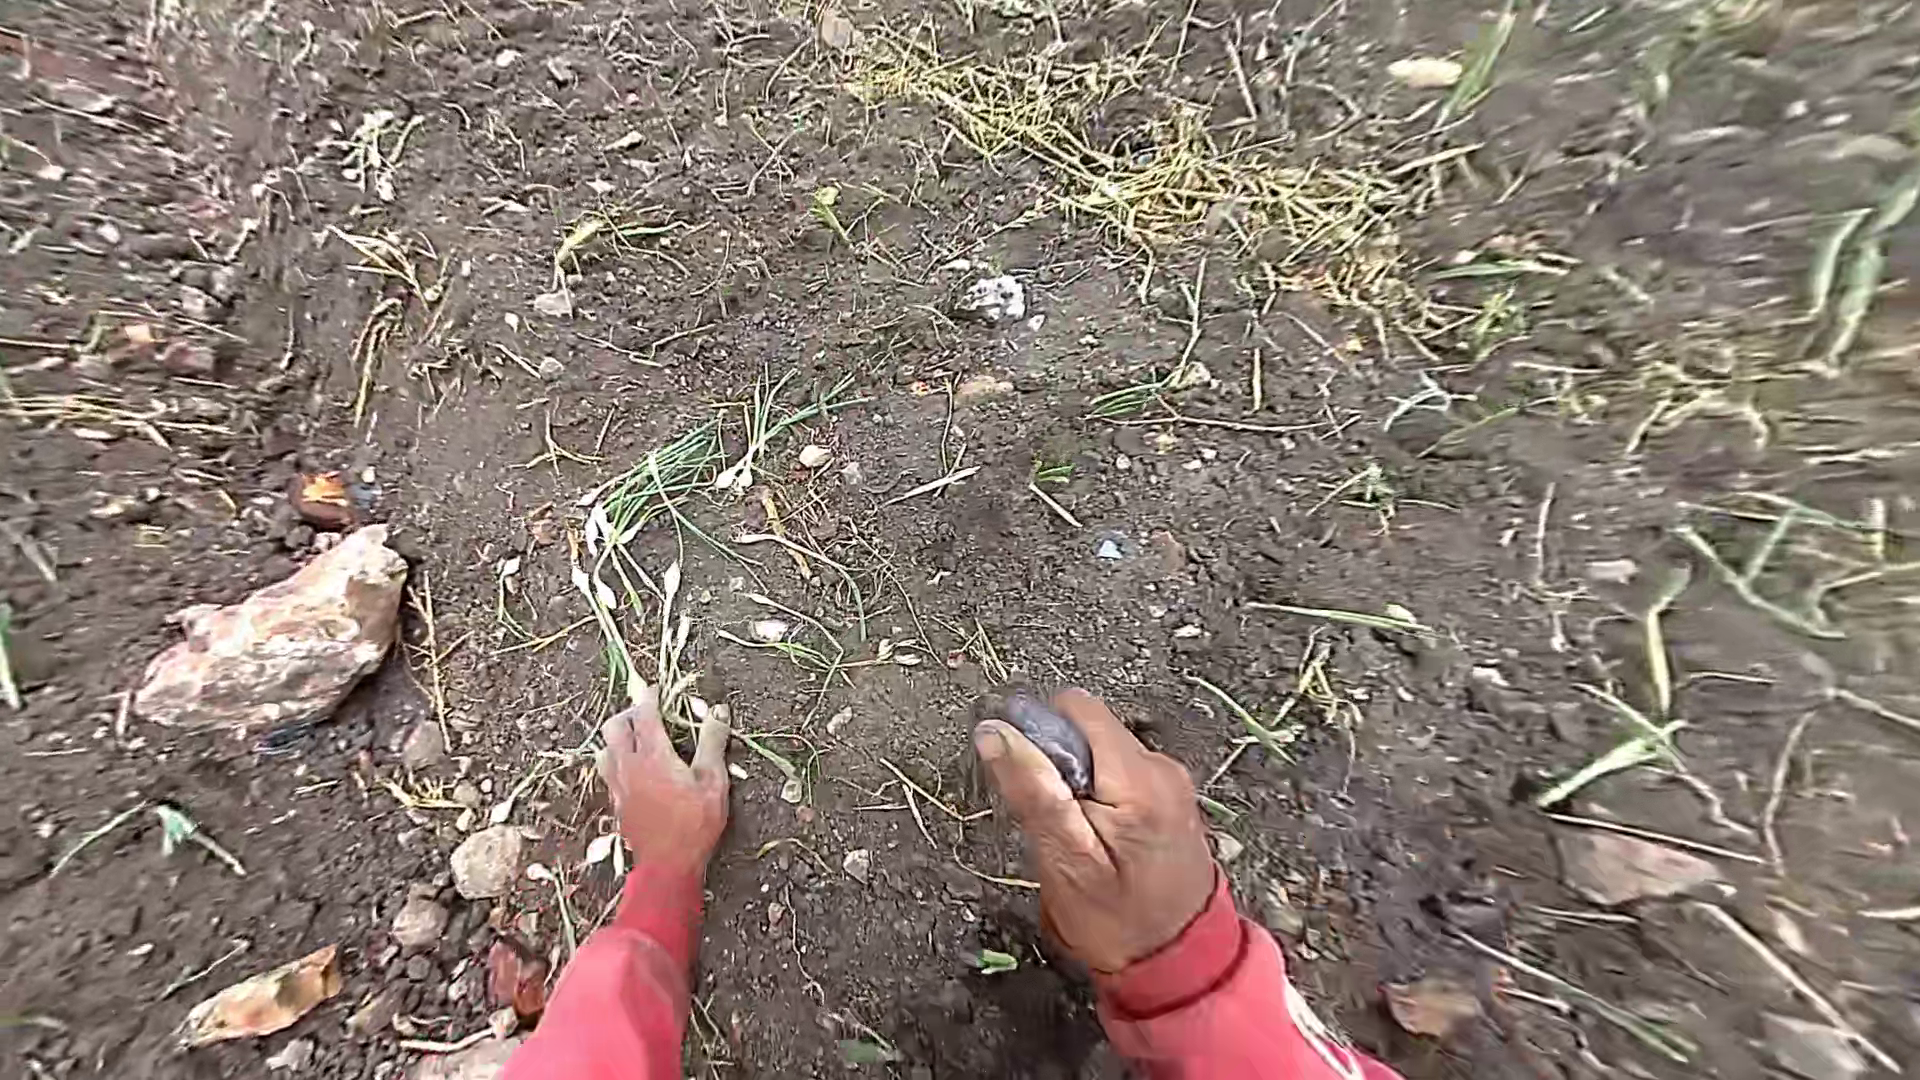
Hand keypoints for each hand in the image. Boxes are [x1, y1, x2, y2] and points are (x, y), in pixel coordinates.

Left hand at [598, 688, 730, 877]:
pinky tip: (633, 764)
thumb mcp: (713, 779)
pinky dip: (617, 756)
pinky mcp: (617, 802)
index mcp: (653, 757)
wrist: (668, 866)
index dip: (649, 697)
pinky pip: (608, 769)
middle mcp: (629, 767)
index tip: (655, 687)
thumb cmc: (696, 821)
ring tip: (638, 734)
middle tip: (647, 709)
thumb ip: (713, 741)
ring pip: (605, 748)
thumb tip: (718, 710)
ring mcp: (619, 786)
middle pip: (615, 728)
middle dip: (629, 712)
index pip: (645, 716)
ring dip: (619, 735)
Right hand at [973, 689, 1215, 972]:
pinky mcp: (1168, 789)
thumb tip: (994, 731)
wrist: (1181, 968)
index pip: (1076, 708)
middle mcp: (1161, 766)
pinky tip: (1099, 830)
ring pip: (1100, 745)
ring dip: (1078, 775)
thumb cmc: (1120, 922)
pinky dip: (1098, 787)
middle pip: (1088, 726)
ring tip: (1079, 829)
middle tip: (1057, 815)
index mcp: (1138, 778)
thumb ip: (1032, 789)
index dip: (1041, 731)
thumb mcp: (1064, 859)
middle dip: (1060, 759)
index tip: (1034, 776)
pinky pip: (1118, 765)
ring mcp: (1169, 777)